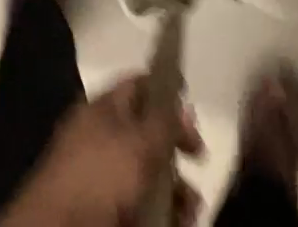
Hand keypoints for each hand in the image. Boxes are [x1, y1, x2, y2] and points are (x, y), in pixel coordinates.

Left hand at [0, 74, 205, 226]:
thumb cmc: (100, 177)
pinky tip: (177, 222)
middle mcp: (102, 137)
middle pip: (148, 133)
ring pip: (149, 173)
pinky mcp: (106, 208)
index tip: (191, 109)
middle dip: (177, 149)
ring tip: (190, 208)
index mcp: (103, 109)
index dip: (166, 90)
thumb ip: (166, 122)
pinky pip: (141, 204)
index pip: (138, 85)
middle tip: (197, 160)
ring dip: (176, 189)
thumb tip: (183, 107)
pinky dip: (162, 212)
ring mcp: (102, 175)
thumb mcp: (139, 143)